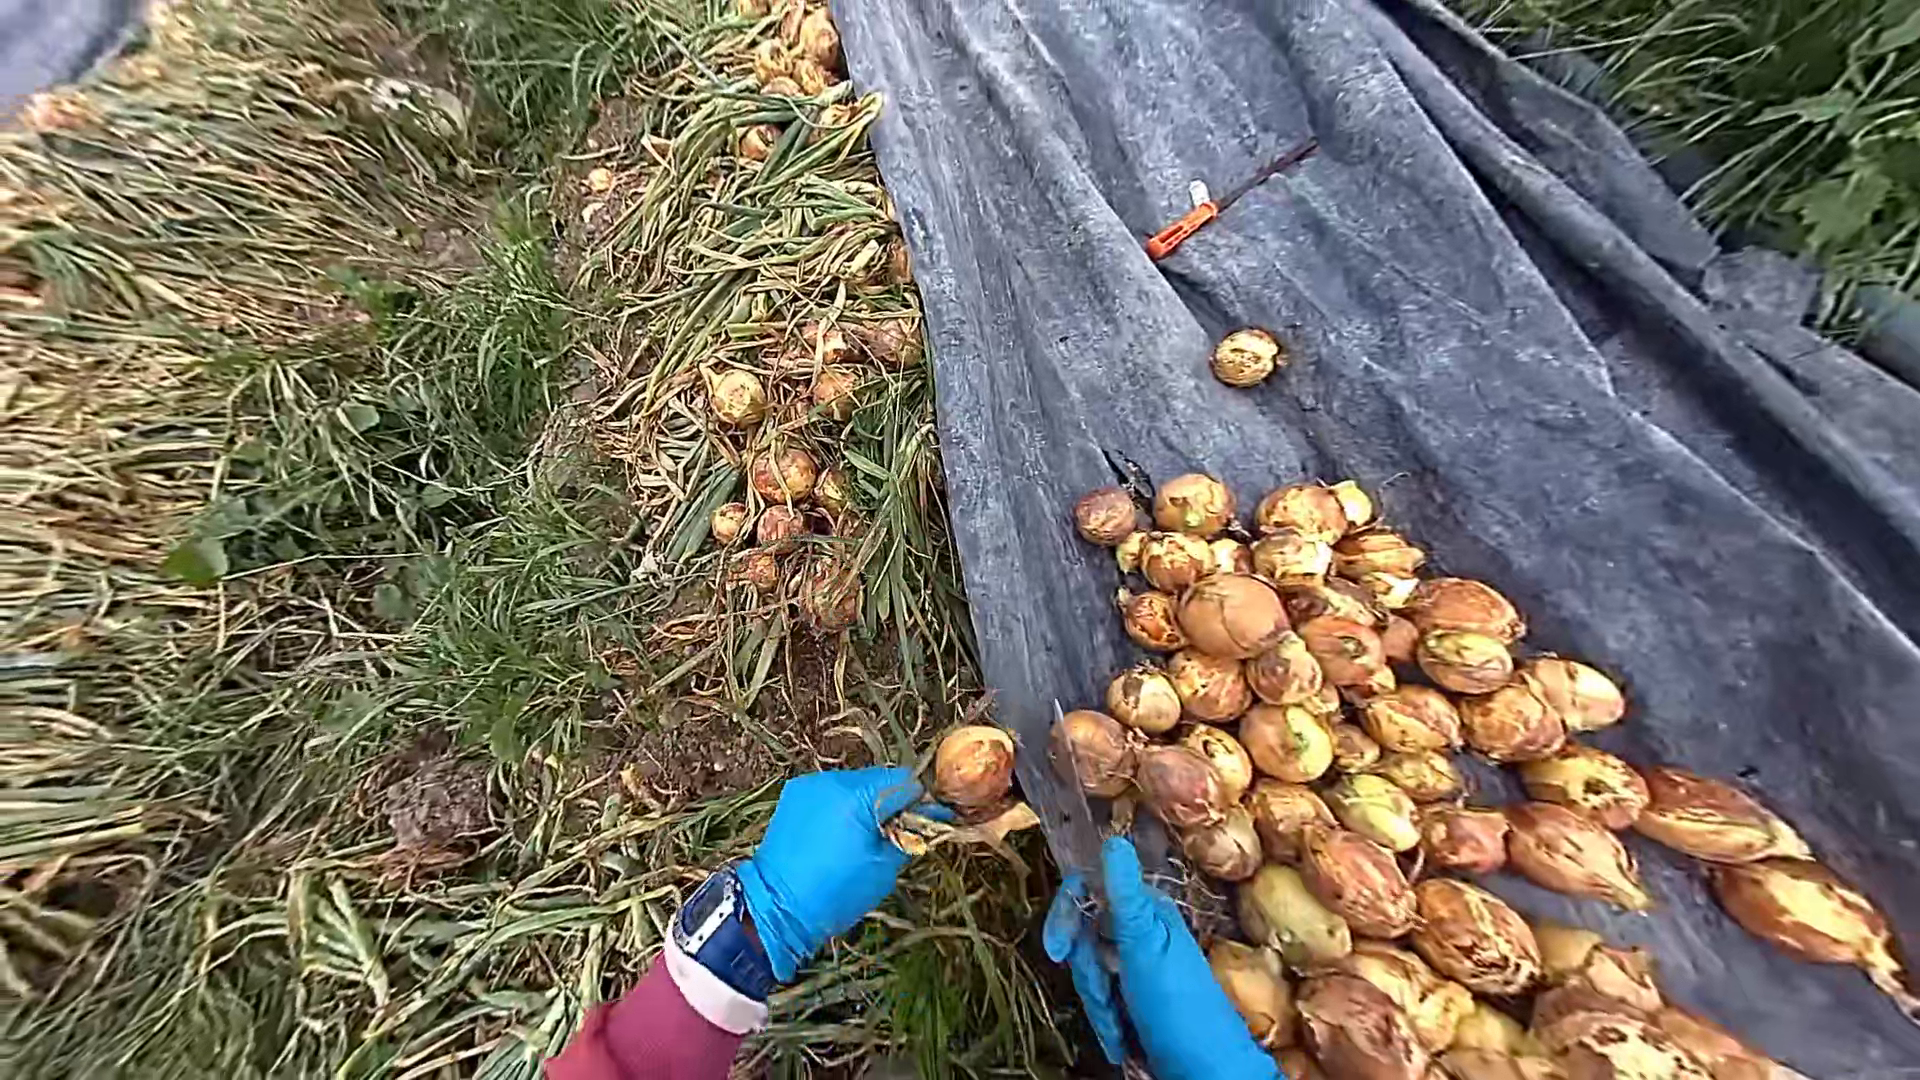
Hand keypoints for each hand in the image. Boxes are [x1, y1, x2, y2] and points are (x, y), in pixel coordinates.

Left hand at [736, 767, 945, 980]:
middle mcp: (834, 779)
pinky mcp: (795, 792)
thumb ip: (909, 834)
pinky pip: (831, 790)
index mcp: (857, 795)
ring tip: (859, 835)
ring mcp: (811, 783)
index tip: (919, 823)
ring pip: (855, 783)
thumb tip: (931, 816)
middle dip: (890, 802)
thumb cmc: (834, 892)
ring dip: (865, 802)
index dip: (916, 801)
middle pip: (879, 779)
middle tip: (890, 834)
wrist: (773, 910)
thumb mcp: (883, 868)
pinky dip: (840, 805)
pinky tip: (835, 832)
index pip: (904, 780)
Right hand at [1044, 837, 1276, 1079]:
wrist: (1210, 1078)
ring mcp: (1137, 966)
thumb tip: (1113, 839)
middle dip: (1087, 970)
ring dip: (1097, 1001)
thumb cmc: (1179, 1006)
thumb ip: (1124, 892)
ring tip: (1119, 1029)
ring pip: (1090, 967)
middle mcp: (1139, 930)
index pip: (1087, 888)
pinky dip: (1106, 1020)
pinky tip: (1120, 1039)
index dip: (1065, 913)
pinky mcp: (1135, 999)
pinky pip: (1102, 997)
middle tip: (1106, 995)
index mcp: (1144, 909)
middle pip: (1084, 932)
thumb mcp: (1145, 945)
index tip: (1056, 950)